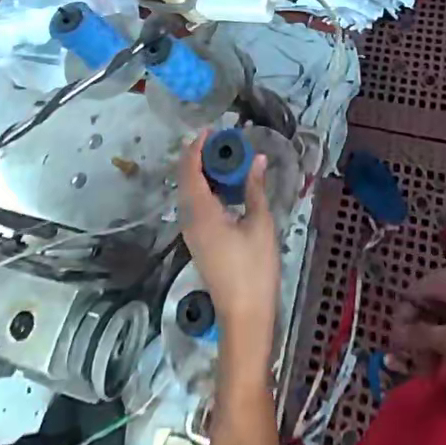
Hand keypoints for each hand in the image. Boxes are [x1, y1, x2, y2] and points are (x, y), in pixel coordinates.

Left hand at [178, 133, 279, 359]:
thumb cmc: (254, 269)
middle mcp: (189, 221)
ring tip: (225, 158)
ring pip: (189, 195)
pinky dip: (206, 190)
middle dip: (198, 157)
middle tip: (222, 141)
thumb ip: (255, 189)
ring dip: (202, 173)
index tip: (211, 129)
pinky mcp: (199, 243)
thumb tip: (256, 158)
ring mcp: (192, 234)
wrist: (244, 315)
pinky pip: (195, 207)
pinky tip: (225, 187)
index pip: (190, 171)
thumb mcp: (260, 224)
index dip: (196, 148)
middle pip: (185, 181)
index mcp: (201, 214)